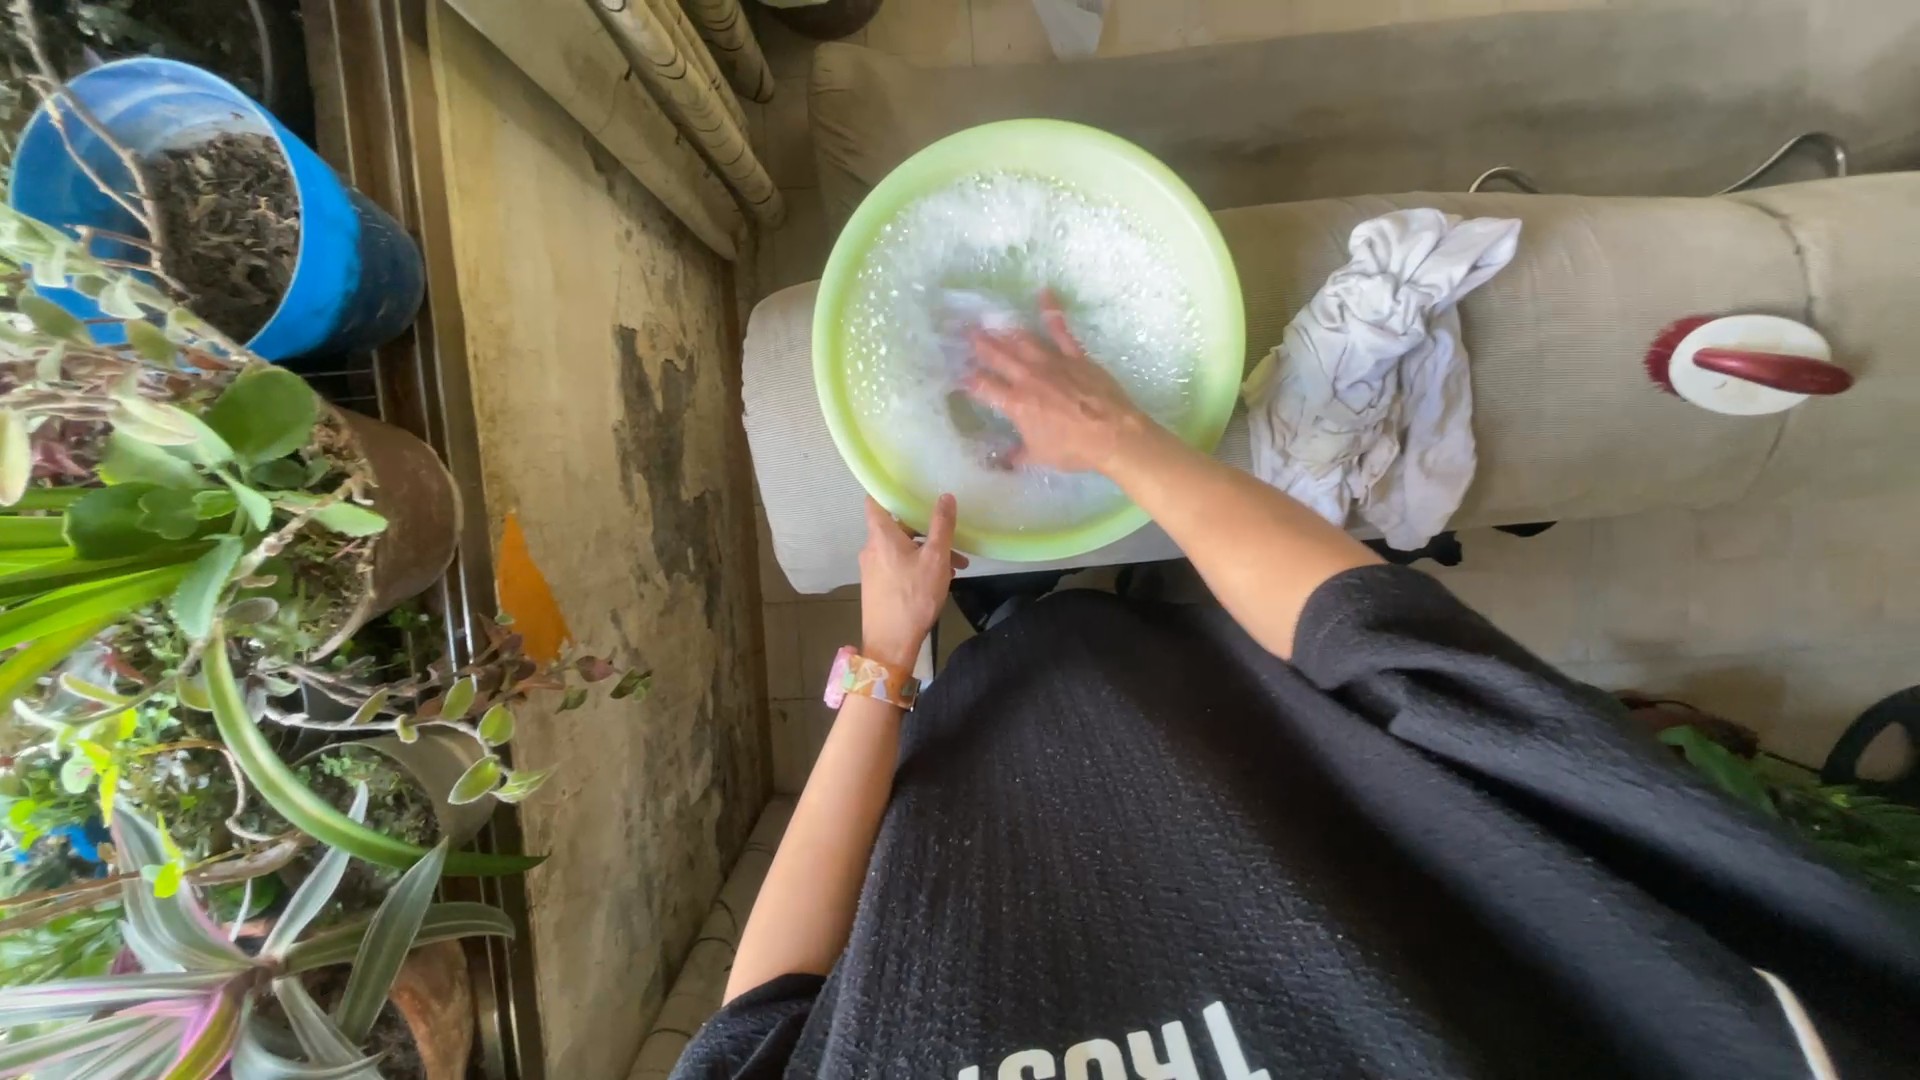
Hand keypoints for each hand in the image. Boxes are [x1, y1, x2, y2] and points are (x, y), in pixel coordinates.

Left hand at [859, 494, 966, 669]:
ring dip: (926, 551)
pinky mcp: (877, 586)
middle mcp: (871, 548)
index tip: (910, 488)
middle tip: (950, 537)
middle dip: (925, 530)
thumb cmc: (913, 596)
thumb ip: (942, 526)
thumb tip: (945, 496)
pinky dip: (916, 565)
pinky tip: (939, 580)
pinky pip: (897, 565)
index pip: (875, 501)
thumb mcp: (935, 559)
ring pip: (901, 549)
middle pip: (896, 527)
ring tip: (955, 566)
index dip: (889, 491)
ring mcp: (872, 569)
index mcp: (881, 535)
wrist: (891, 644)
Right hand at [963, 292, 1152, 473]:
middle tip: (966, 332)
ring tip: (991, 321)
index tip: (960, 375)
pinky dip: (1051, 310)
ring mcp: (1052, 363)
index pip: (985, 388)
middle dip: (980, 345)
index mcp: (1016, 404)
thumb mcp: (1040, 456)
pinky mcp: (1075, 355)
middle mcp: (1028, 378)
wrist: (1111, 434)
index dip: (970, 381)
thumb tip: (1005, 460)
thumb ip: (1020, 454)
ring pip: (1022, 341)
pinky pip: (1060, 329)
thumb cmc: (1073, 449)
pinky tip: (1044, 293)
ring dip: (1005, 331)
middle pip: (998, 357)